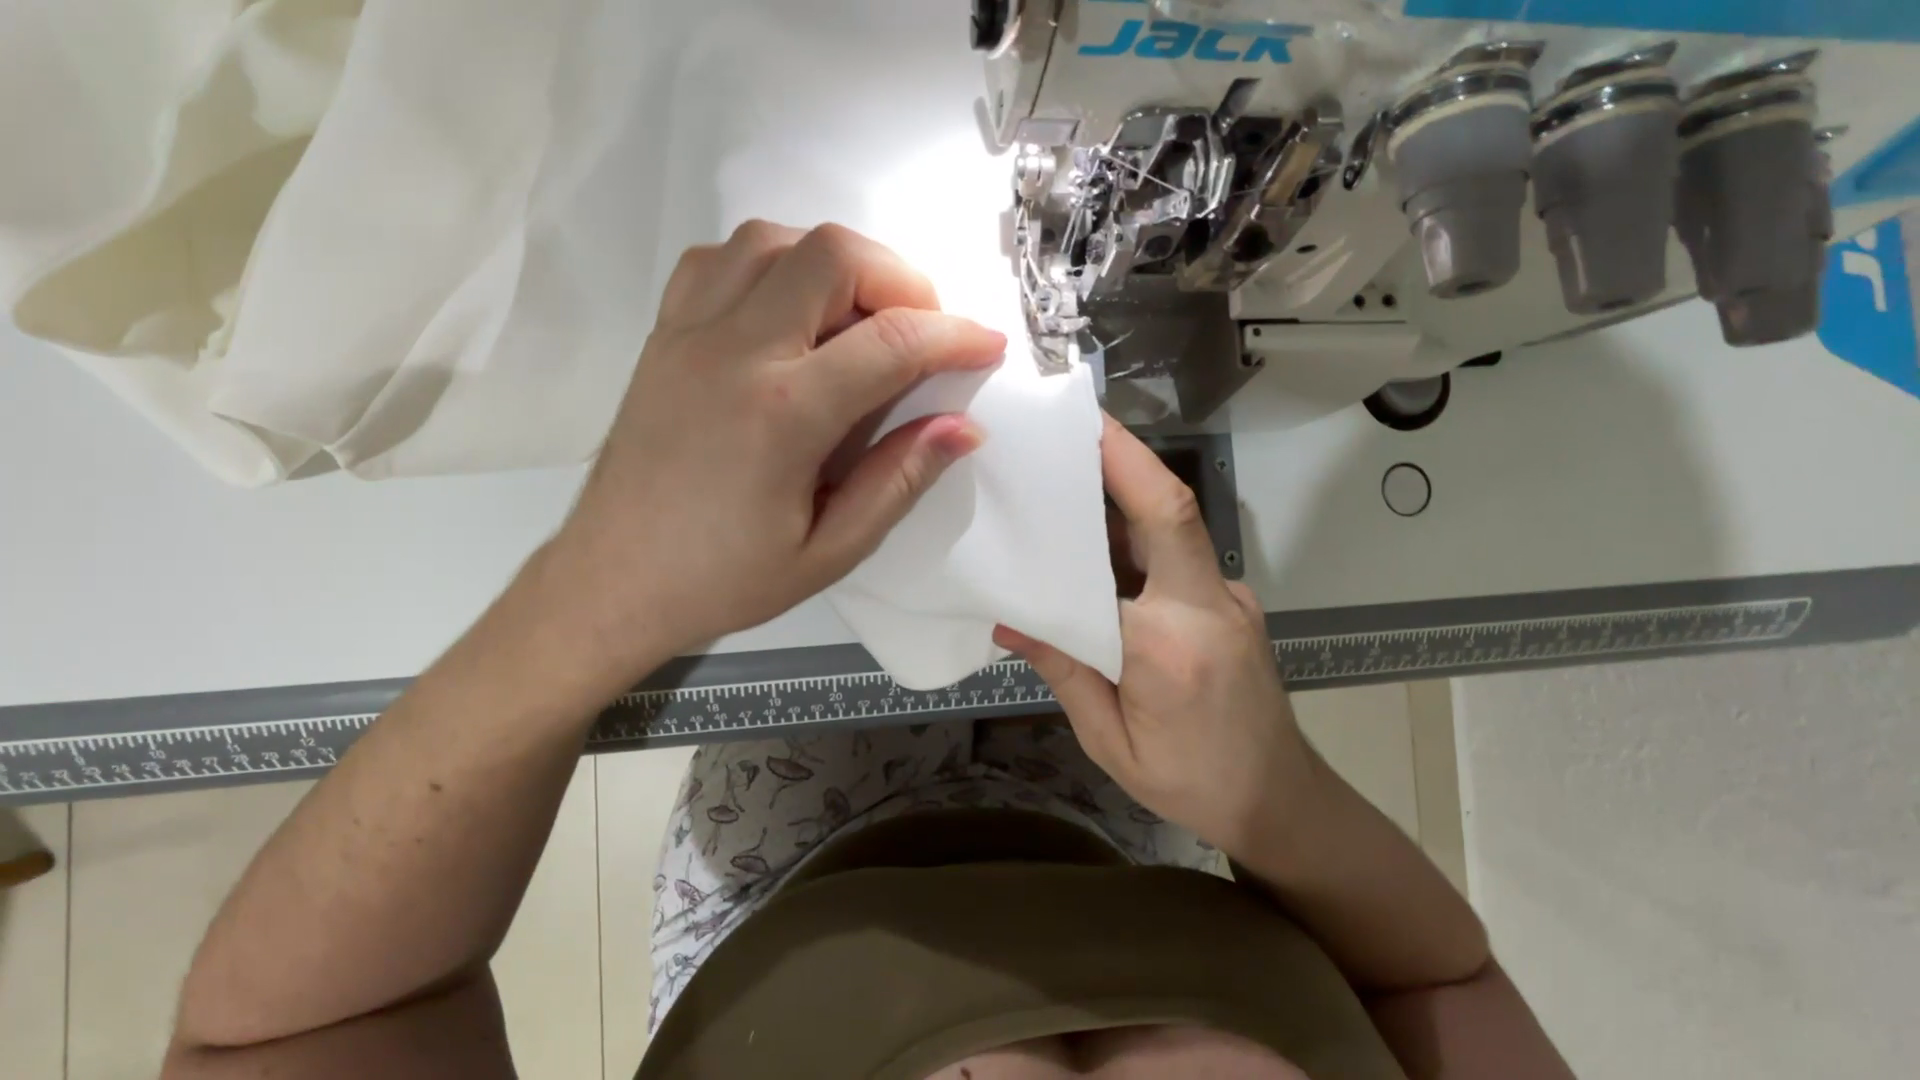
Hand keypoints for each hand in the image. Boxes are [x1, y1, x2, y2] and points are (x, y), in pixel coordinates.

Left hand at [543, 221, 1004, 688]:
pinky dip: (769, 263)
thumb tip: (963, 427)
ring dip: (834, 262)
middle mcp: (734, 351)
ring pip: (773, 239)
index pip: (891, 342)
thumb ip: (899, 480)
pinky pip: (719, 259)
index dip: (955, 336)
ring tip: (858, 318)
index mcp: (782, 413)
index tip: (988, 346)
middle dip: (900, 279)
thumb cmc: (724, 579)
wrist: (611, 582)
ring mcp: (689, 332)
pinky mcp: (663, 335)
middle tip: (922, 333)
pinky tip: (789, 310)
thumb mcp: (829, 552)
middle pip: (832, 254)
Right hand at [994, 417, 1311, 857]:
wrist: (1281, 799)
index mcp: (1169, 647)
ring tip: (1070, 470)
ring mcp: (1230, 597)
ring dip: (1127, 491)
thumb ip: (1066, 672)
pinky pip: (1181, 554)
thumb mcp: (1111, 742)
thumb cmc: (1191, 783)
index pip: (1106, 569)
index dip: (1071, 521)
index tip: (1038, 470)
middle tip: (1074, 419)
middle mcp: (1208, 605)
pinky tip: (1100, 540)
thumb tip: (1009, 621)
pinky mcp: (1233, 599)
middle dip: (1123, 454)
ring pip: (1176, 525)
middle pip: (1170, 508)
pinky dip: (1140, 535)